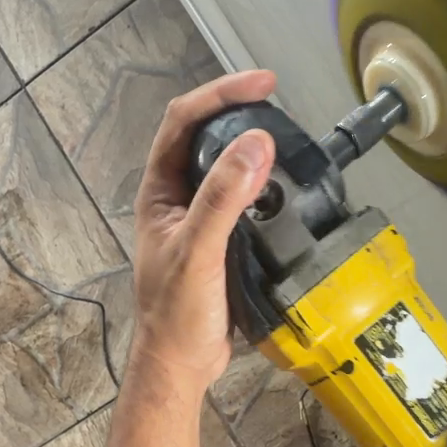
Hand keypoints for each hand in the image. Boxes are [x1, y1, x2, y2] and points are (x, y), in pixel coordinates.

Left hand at [130, 70, 277, 389]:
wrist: (182, 363)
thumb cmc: (176, 314)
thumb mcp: (198, 251)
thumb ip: (223, 199)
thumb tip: (256, 144)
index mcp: (159, 193)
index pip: (183, 122)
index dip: (220, 95)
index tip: (263, 84)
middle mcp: (177, 200)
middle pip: (205, 138)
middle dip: (238, 115)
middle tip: (278, 105)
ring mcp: (199, 220)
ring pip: (226, 169)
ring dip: (253, 151)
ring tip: (287, 140)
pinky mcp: (221, 242)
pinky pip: (243, 202)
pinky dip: (264, 188)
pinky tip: (286, 188)